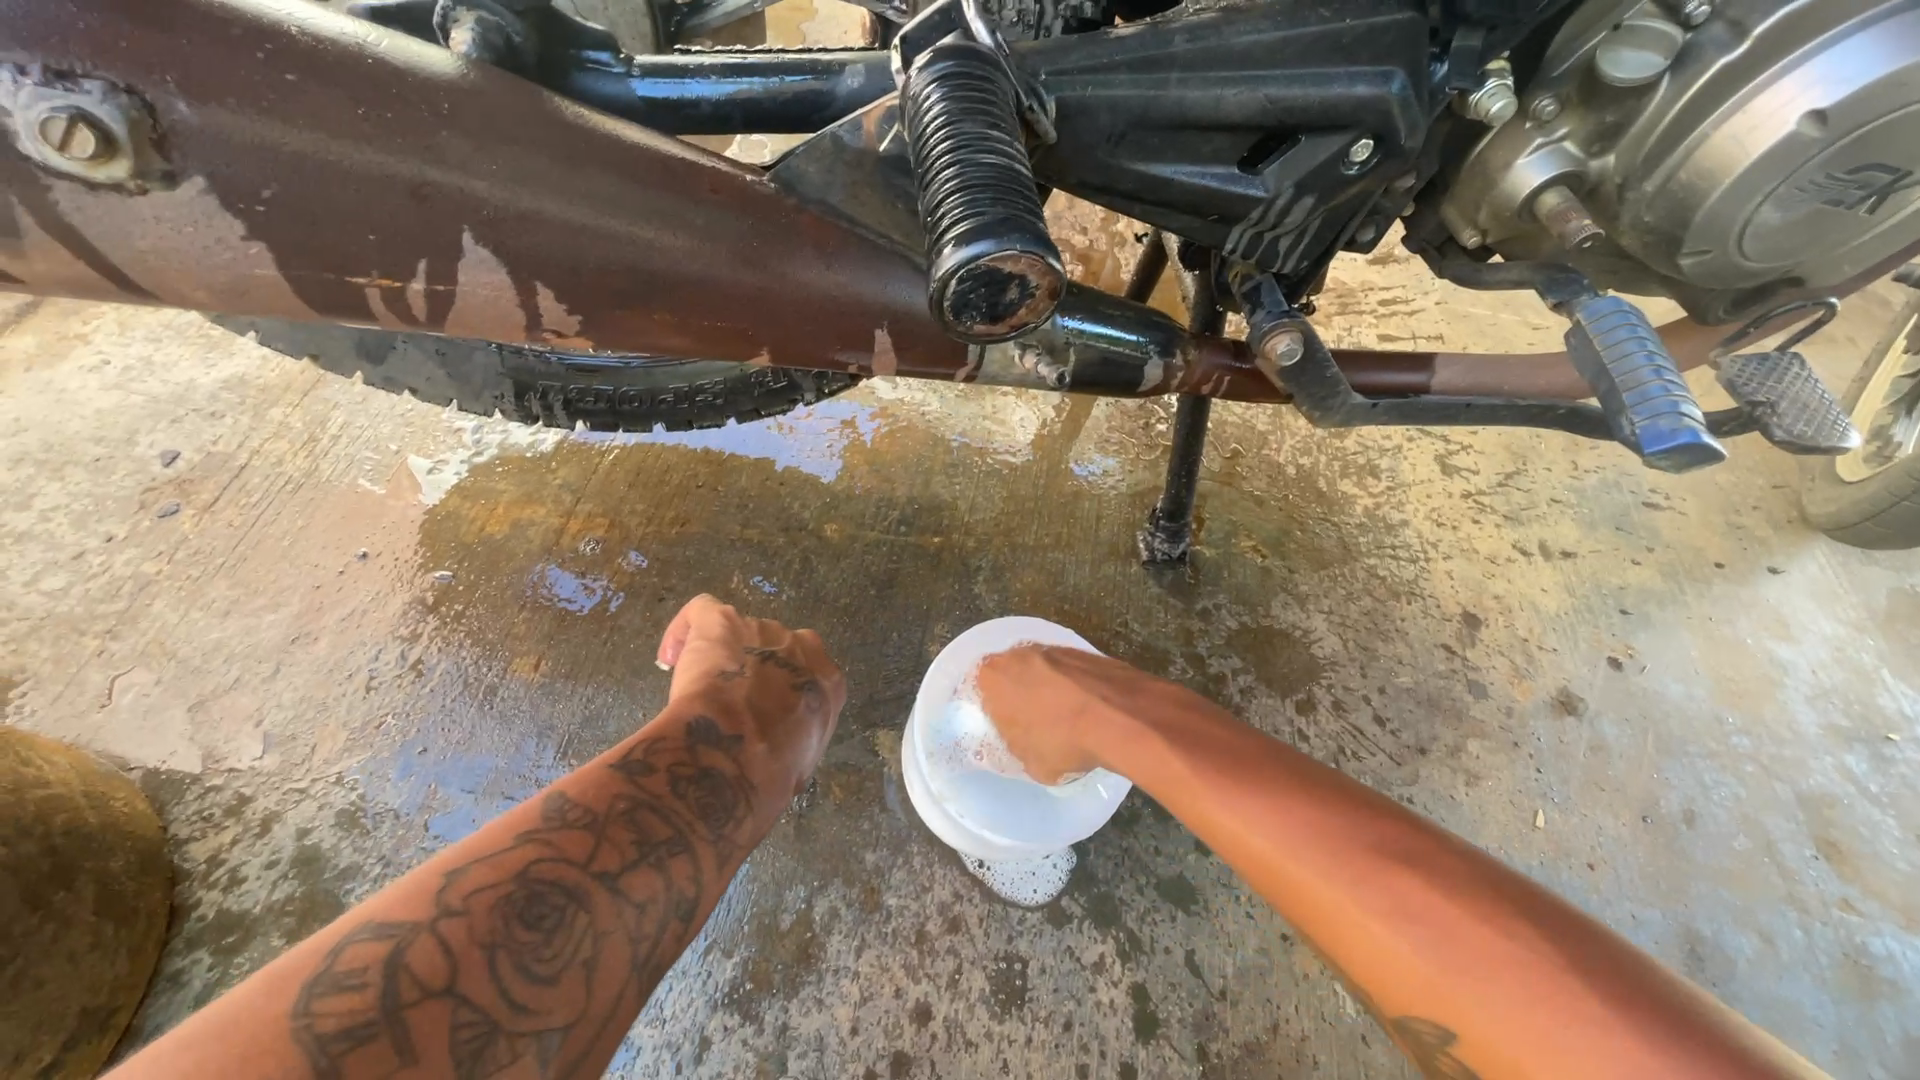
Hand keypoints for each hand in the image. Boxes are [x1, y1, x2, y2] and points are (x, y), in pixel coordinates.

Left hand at [656, 595, 846, 794]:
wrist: (738, 749)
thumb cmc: (772, 768)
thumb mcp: (800, 764)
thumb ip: (794, 748)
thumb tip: (779, 766)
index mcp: (827, 681)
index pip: (808, 675)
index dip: (782, 691)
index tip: (760, 713)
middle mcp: (800, 646)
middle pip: (776, 648)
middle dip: (753, 669)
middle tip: (729, 700)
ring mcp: (761, 629)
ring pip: (740, 632)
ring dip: (722, 654)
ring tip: (694, 685)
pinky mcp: (723, 621)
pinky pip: (702, 611)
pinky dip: (686, 629)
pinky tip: (670, 656)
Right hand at [976, 645, 1194, 783]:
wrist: (1118, 719)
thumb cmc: (1060, 742)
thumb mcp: (1025, 762)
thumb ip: (1014, 743)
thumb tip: (1023, 741)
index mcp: (991, 678)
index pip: (980, 690)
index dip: (994, 711)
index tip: (1007, 728)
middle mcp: (1018, 654)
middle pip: (1012, 675)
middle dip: (1021, 695)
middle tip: (1034, 723)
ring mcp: (1054, 649)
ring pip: (1043, 671)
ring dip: (1049, 690)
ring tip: (1066, 720)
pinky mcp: (1085, 652)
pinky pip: (1070, 673)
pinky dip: (1075, 688)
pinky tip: (1088, 712)